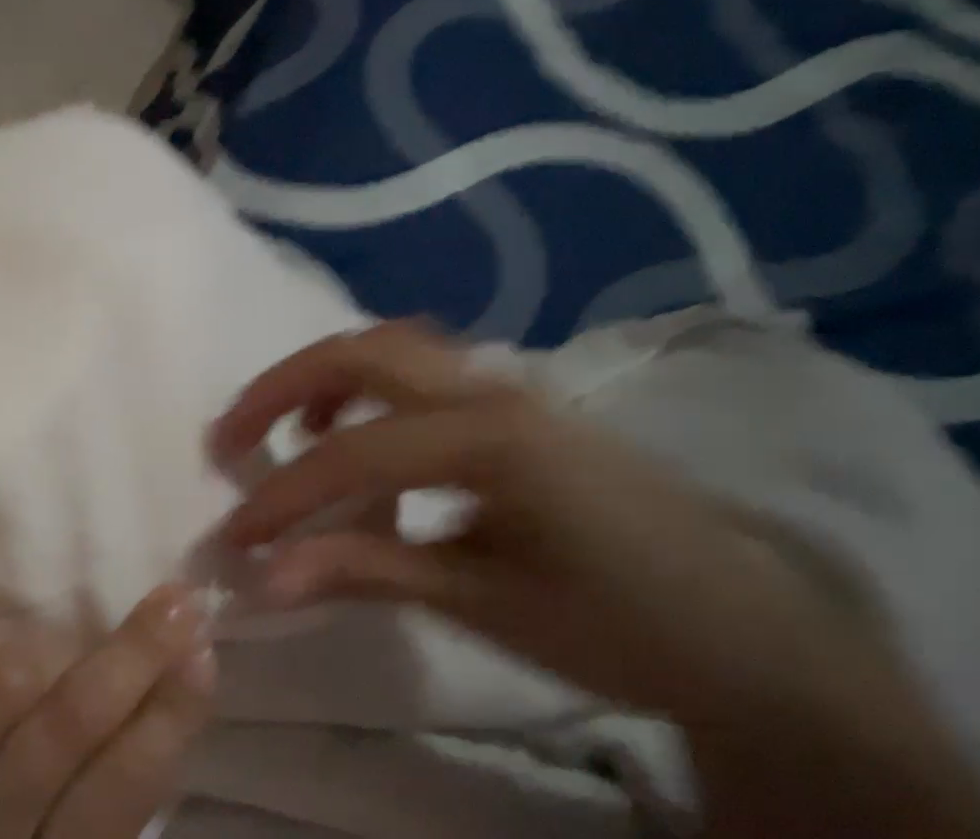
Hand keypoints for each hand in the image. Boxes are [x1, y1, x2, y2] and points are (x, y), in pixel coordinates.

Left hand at [0, 584, 215, 838]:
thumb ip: (111, 788)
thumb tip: (173, 683)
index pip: (116, 794)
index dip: (167, 719)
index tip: (204, 654)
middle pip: (63, 726)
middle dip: (132, 657)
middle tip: (179, 603)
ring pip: (3, 682)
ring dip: (60, 646)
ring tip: (84, 643)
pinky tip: (19, 642)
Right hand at [209, 321, 979, 836]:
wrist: (749, 632)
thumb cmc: (619, 625)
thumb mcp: (484, 606)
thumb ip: (368, 573)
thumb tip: (264, 578)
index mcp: (492, 440)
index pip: (353, 453)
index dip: (281, 495)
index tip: (232, 536)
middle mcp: (496, 392)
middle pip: (362, 352)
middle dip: (281, 388)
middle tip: (230, 439)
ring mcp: (512, 390)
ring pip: (395, 348)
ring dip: (327, 379)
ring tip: (292, 434)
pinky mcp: (521, 408)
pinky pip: (425, 372)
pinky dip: (371, 389)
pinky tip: (366, 439)